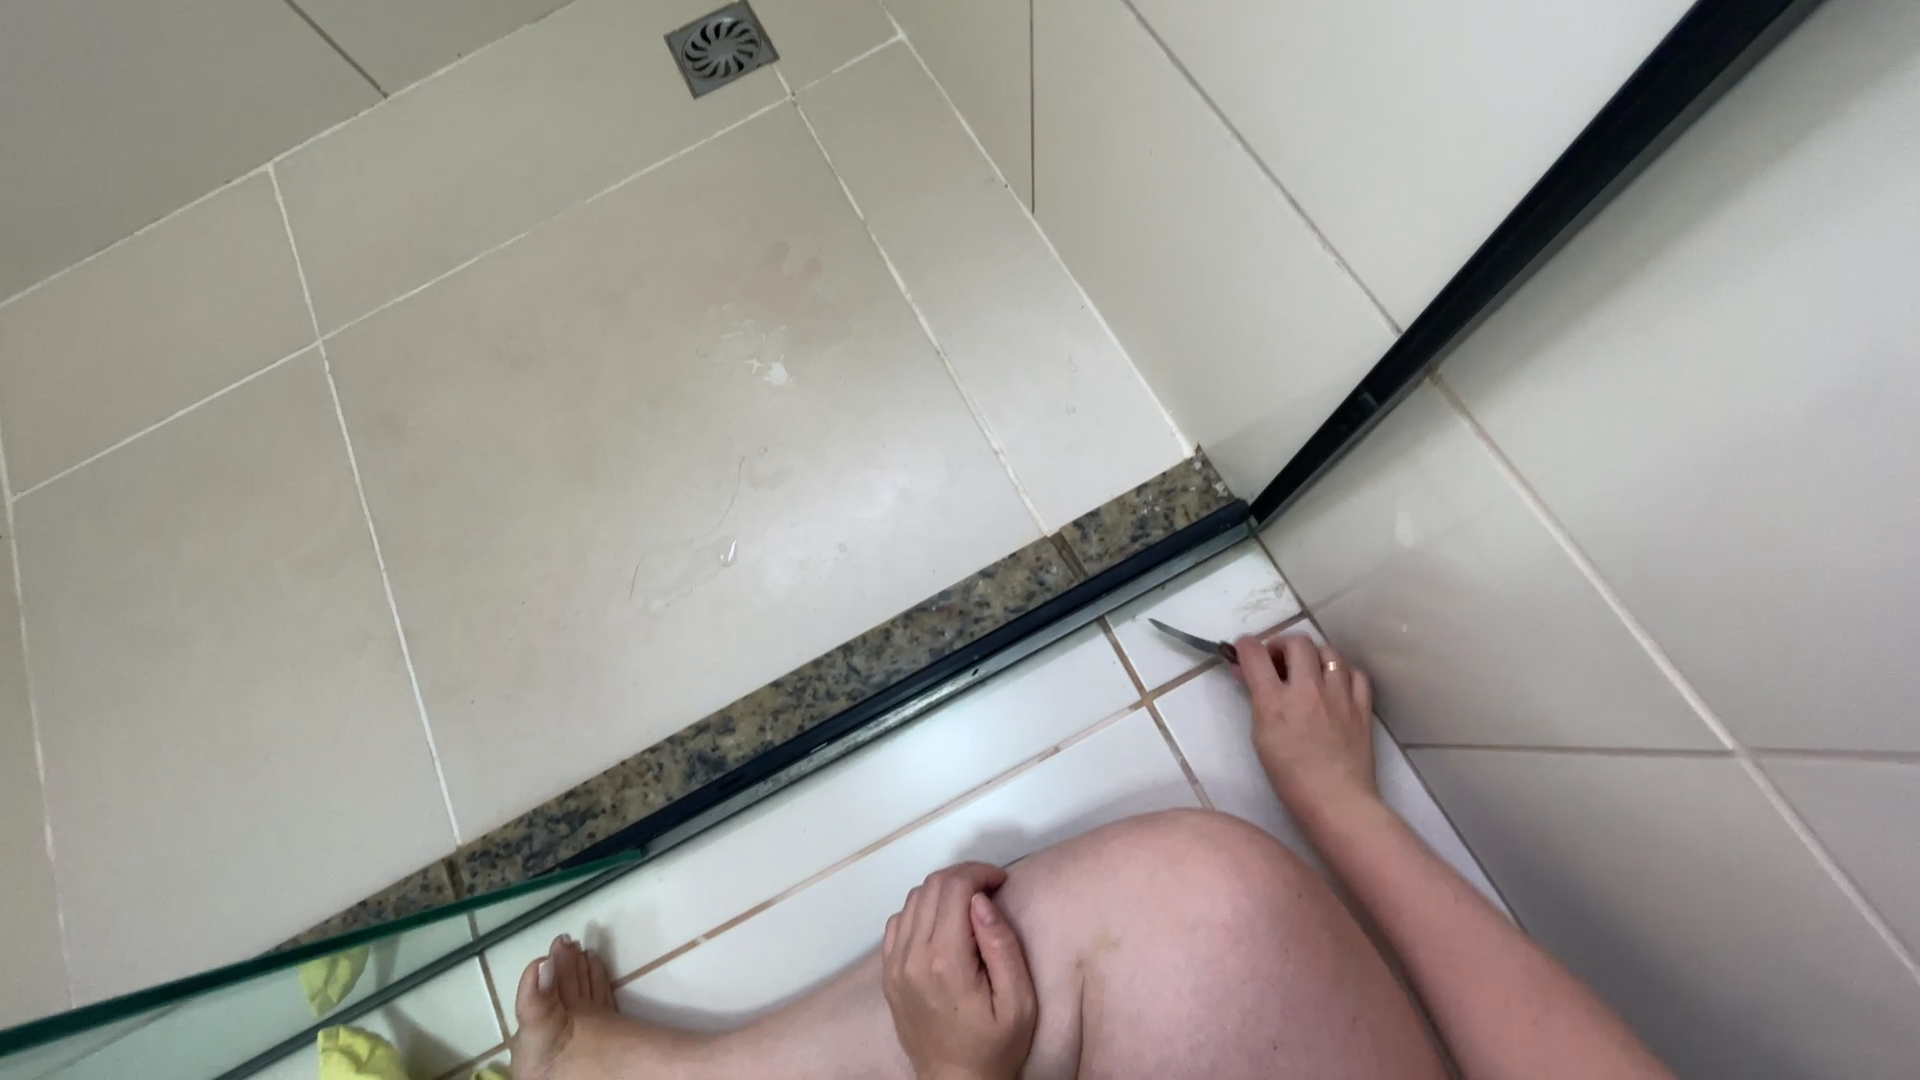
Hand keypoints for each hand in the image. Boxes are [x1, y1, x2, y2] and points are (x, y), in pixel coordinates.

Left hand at [882, 862, 1036, 1079]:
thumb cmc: (994, 1046)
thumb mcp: (1018, 1002)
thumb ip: (1002, 945)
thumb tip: (980, 899)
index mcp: (945, 961)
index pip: (954, 887)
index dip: (980, 873)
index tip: (1001, 881)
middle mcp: (912, 956)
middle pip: (932, 885)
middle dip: (963, 875)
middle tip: (988, 887)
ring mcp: (894, 964)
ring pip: (914, 897)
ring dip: (942, 889)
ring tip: (968, 902)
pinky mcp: (888, 972)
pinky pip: (899, 919)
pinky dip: (921, 909)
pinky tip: (942, 922)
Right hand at [1232, 634, 1378, 824]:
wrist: (1335, 799)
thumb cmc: (1288, 774)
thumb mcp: (1260, 734)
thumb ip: (1256, 698)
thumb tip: (1248, 673)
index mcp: (1276, 702)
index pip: (1254, 653)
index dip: (1244, 645)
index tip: (1243, 650)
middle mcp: (1308, 690)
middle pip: (1296, 642)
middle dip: (1282, 644)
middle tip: (1277, 661)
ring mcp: (1339, 696)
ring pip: (1328, 652)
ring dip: (1312, 655)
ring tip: (1307, 670)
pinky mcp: (1361, 706)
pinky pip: (1354, 673)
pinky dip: (1341, 671)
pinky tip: (1334, 684)